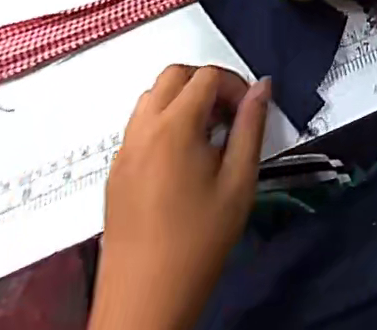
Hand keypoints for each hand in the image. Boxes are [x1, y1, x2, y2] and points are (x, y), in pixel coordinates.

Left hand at [90, 65, 270, 329]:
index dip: (234, 85)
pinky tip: (183, 157)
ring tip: (208, 134)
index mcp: (174, 127)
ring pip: (152, 96)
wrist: (144, 302)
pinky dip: (163, 120)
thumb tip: (261, 87)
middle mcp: (143, 130)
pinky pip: (139, 124)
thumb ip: (252, 126)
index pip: (206, 76)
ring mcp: (124, 151)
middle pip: (174, 75)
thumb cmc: (199, 241)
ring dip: (182, 99)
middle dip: (206, 83)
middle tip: (229, 115)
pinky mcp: (115, 172)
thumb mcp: (239, 182)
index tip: (249, 112)